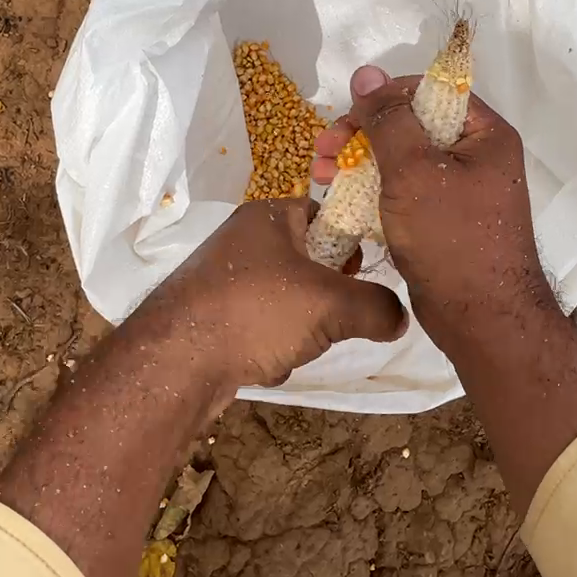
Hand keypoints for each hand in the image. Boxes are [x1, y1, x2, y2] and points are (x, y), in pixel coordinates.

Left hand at [125, 198, 406, 398]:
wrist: (175, 362)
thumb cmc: (257, 311)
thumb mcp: (331, 304)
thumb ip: (376, 307)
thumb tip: (400, 317)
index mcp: (269, 216)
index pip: (324, 213)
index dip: (349, 241)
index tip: (361, 274)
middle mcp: (242, 239)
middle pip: (308, 261)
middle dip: (326, 295)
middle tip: (332, 316)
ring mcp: (223, 278)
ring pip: (287, 299)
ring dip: (301, 327)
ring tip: (296, 346)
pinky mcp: (211, 316)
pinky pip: (260, 325)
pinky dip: (272, 345)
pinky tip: (266, 363)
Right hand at [310, 65, 551, 323]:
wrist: (482, 321)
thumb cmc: (451, 238)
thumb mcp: (414, 171)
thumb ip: (388, 119)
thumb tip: (366, 72)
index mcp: (484, 134)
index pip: (430, 91)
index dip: (384, 97)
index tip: (346, 116)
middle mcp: (476, 155)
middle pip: (410, 125)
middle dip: (361, 134)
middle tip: (322, 148)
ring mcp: (459, 189)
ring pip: (401, 160)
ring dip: (358, 161)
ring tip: (319, 174)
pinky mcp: (442, 220)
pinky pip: (403, 190)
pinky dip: (372, 190)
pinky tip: (339, 197)